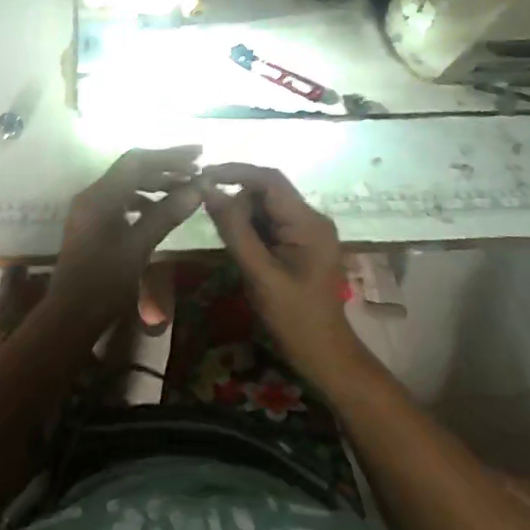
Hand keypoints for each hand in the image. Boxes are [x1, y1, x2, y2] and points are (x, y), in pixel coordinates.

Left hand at [49, 147, 202, 327]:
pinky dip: (144, 199)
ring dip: (156, 182)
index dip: (169, 155)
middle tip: (198, 169)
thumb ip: (165, 215)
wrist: (70, 316)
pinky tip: (163, 209)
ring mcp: (90, 208)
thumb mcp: (139, 248)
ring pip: (127, 183)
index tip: (199, 154)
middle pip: (131, 169)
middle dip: (165, 166)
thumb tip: (197, 187)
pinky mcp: (93, 222)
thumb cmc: (104, 284)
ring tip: (186, 188)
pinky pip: (121, 199)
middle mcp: (92, 195)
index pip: (136, 161)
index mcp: (99, 196)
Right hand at [201, 163, 362, 382]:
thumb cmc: (294, 318)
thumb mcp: (259, 273)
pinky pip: (270, 223)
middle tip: (216, 226)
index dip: (235, 172)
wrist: (325, 357)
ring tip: (233, 248)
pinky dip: (251, 230)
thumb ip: (234, 229)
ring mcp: (308, 231)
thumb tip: (207, 190)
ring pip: (265, 207)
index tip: (204, 176)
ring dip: (243, 218)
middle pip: (266, 192)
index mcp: (308, 222)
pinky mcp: (300, 244)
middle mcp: (311, 219)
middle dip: (238, 202)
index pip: (269, 180)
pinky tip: (244, 252)